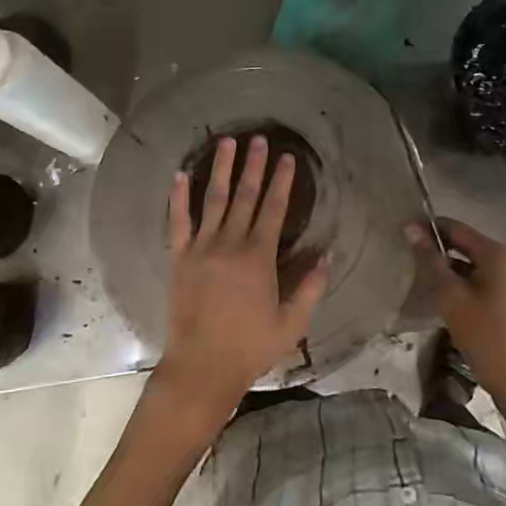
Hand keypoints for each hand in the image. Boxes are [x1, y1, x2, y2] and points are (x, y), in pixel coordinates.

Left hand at [157, 136, 329, 413]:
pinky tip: (179, 174)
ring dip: (220, 169)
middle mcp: (230, 245)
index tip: (287, 158)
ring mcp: (201, 248)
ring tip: (226, 142)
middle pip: (244, 196)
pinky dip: (178, 197)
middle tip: (258, 138)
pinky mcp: (179, 258)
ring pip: (212, 200)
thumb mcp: (292, 323)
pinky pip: (178, 221)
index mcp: (259, 258)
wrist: (202, 366)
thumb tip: (327, 256)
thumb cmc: (250, 347)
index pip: (274, 209)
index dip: (282, 182)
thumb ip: (311, 288)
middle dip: (254, 166)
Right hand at [405, 218, 505, 398]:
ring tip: (413, 273)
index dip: (427, 227)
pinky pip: (474, 278)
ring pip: (467, 262)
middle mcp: (504, 260)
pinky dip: (455, 281)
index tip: (399, 233)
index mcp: (495, 254)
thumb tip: (409, 227)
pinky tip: (435, 294)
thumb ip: (430, 261)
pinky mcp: (503, 297)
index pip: (455, 227)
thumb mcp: (452, 297)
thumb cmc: (484, 336)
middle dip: (434, 247)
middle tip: (403, 255)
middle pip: (462, 243)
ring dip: (443, 266)